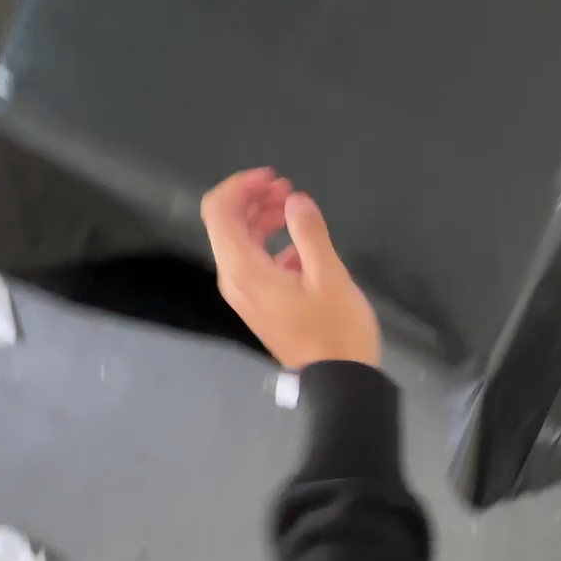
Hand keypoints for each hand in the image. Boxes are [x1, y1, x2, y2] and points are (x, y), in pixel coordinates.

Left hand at [200, 167, 379, 368]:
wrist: (340, 382)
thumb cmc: (337, 331)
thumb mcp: (330, 278)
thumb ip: (310, 234)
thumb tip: (297, 201)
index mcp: (245, 269)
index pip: (220, 211)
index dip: (242, 186)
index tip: (274, 178)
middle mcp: (236, 281)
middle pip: (229, 227)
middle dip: (256, 202)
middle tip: (290, 191)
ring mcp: (248, 298)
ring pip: (244, 248)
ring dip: (265, 224)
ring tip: (297, 215)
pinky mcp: (263, 310)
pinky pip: (257, 268)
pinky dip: (273, 249)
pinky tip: (303, 251)